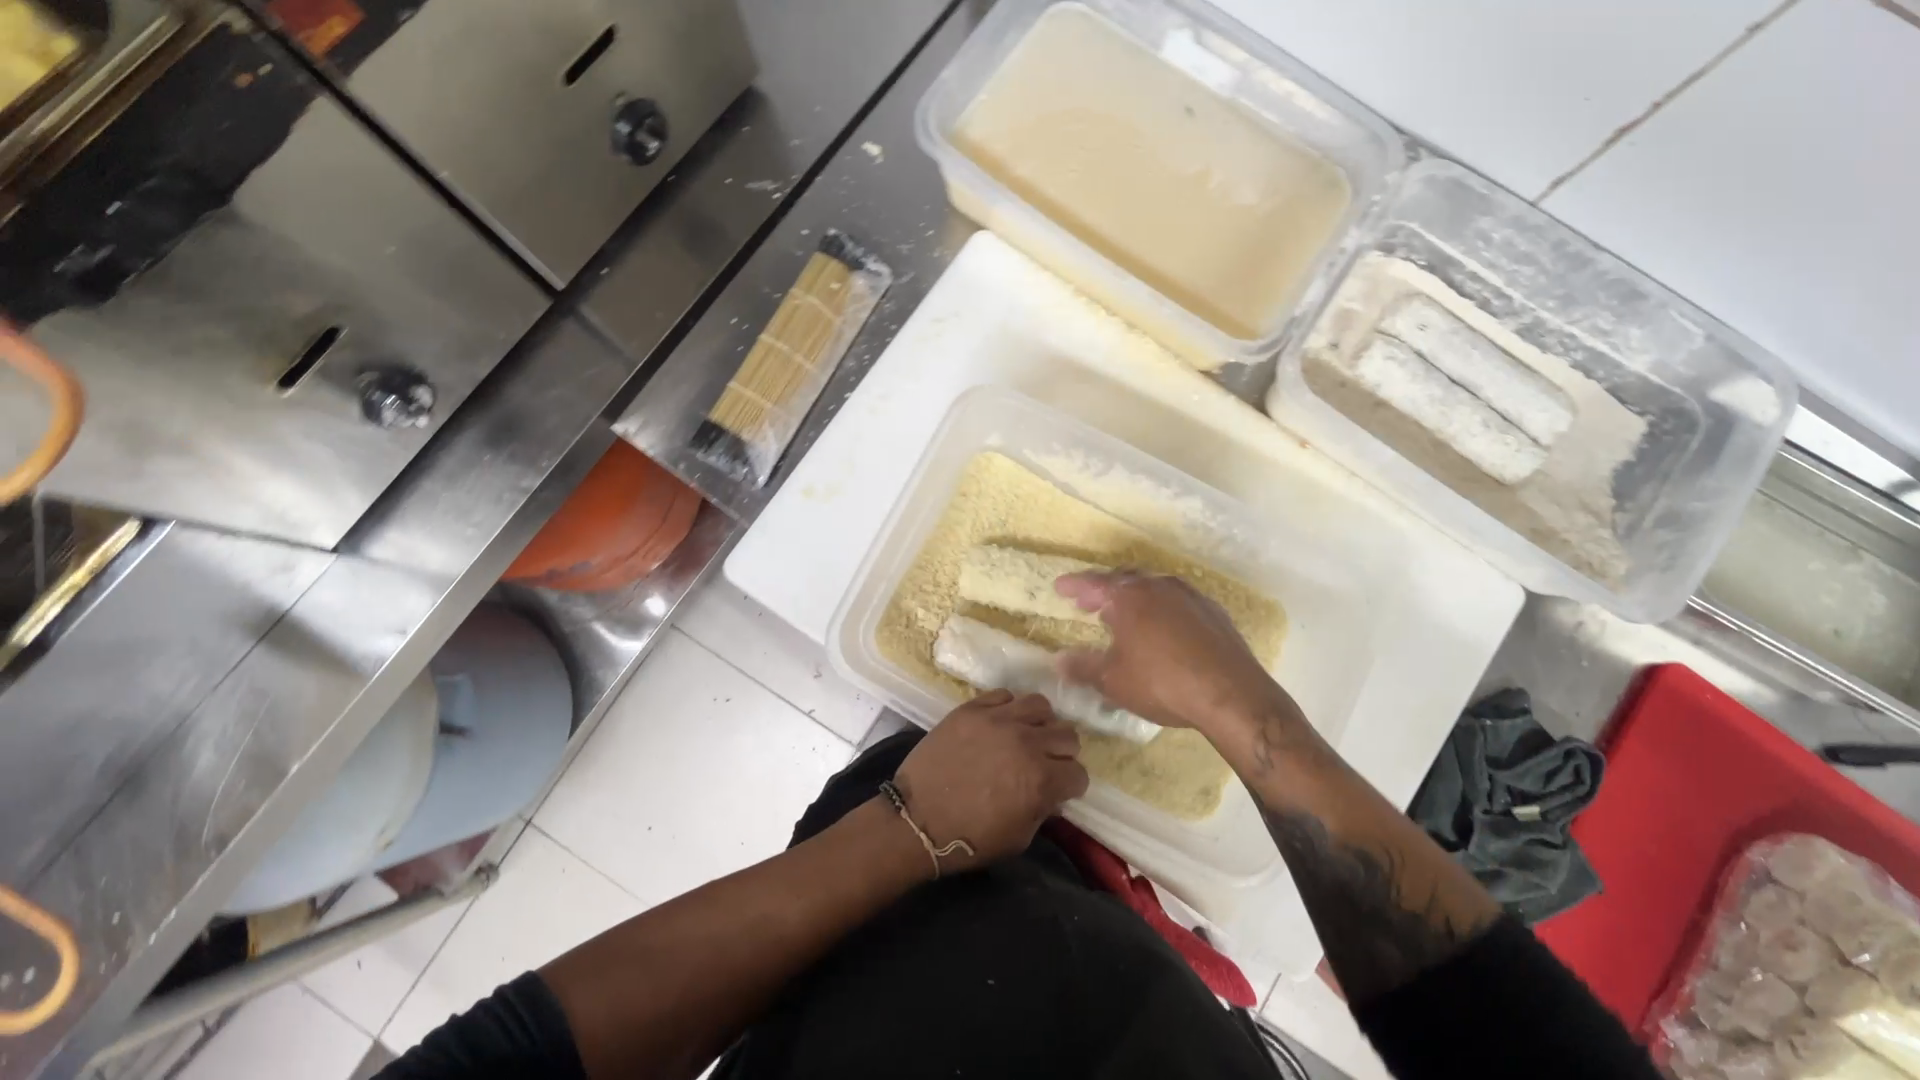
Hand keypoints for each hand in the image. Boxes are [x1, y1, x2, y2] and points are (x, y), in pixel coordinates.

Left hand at [891, 690, 1088, 873]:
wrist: (916, 820)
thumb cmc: (969, 839)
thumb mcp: (1019, 838)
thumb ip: (1043, 811)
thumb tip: (1053, 794)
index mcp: (1042, 780)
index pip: (1079, 773)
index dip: (1071, 785)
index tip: (1060, 789)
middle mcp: (1027, 743)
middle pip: (1067, 735)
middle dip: (1062, 753)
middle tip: (1046, 762)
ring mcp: (998, 721)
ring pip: (1041, 706)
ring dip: (1040, 724)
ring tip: (1026, 736)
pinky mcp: (972, 710)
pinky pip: (1004, 695)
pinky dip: (1009, 708)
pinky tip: (1001, 723)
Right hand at [1053, 571, 1305, 740]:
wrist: (1231, 694)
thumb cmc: (1162, 683)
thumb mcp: (1113, 680)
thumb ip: (1083, 666)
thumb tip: (1059, 660)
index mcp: (1131, 596)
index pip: (1095, 583)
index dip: (1075, 585)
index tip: (1061, 587)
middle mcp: (1161, 587)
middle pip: (1127, 580)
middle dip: (1105, 591)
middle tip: (1089, 604)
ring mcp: (1192, 597)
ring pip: (1155, 590)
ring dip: (1136, 600)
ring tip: (1124, 618)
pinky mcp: (1216, 614)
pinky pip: (1179, 605)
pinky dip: (1162, 612)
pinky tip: (1162, 632)